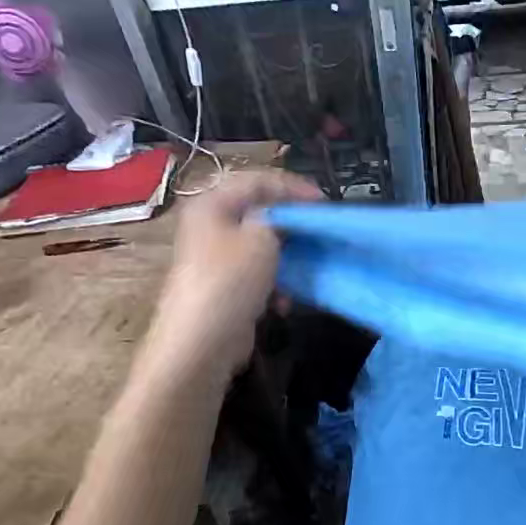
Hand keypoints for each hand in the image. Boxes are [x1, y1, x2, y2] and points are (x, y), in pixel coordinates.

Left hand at [142, 171, 321, 376]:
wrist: (200, 344)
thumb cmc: (230, 280)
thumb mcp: (262, 237)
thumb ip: (278, 218)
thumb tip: (284, 217)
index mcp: (211, 204)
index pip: (258, 180)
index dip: (294, 187)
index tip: (325, 203)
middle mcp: (208, 226)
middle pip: (258, 214)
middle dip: (291, 225)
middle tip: (320, 233)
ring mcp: (213, 259)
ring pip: (260, 247)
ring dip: (285, 259)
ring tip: (305, 270)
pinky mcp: (222, 289)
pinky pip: (255, 276)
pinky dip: (273, 285)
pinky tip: (284, 303)